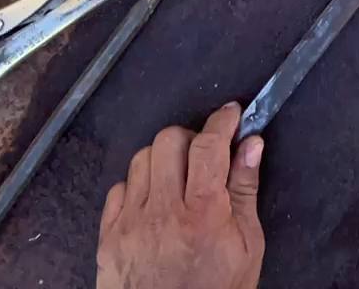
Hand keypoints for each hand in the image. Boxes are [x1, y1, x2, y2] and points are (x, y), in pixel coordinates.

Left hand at [96, 102, 264, 288]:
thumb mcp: (248, 246)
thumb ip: (245, 189)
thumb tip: (252, 142)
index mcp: (202, 214)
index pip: (208, 144)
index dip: (223, 120)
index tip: (234, 113)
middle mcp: (161, 213)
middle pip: (169, 140)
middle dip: (192, 139)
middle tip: (205, 156)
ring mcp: (129, 226)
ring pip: (142, 159)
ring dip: (164, 160)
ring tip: (178, 180)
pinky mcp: (107, 240)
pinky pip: (118, 189)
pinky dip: (138, 187)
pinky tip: (154, 204)